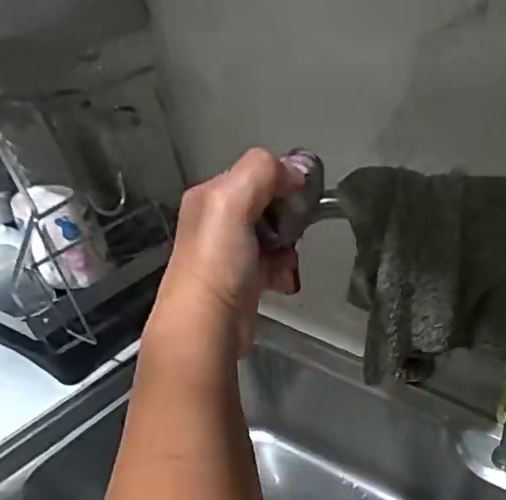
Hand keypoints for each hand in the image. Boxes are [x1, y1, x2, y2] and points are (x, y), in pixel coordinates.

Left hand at [163, 148, 306, 348]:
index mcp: (210, 196)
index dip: (279, 183)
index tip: (298, 199)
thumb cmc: (218, 261)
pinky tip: (283, 282)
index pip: (254, 175)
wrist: (207, 323)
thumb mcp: (234, 201)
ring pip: (273, 239)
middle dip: (287, 219)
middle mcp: (217, 222)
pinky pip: (273, 268)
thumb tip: (296, 170)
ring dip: (288, 249)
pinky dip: (283, 272)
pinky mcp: (244, 283)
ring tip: (287, 263)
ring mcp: (231, 255)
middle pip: (267, 208)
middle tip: (292, 234)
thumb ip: (262, 173)